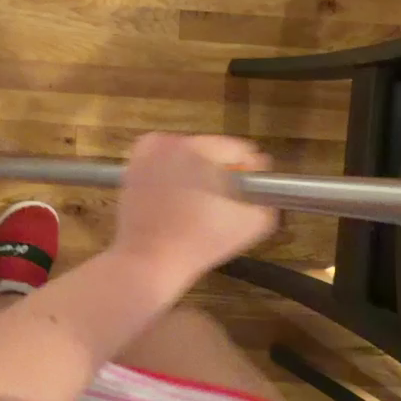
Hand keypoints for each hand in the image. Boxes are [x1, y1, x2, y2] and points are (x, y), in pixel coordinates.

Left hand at [110, 133, 276, 280]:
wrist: (150, 259)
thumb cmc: (201, 243)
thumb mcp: (252, 224)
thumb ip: (268, 199)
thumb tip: (265, 187)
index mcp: (201, 149)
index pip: (239, 149)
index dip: (249, 172)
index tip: (248, 194)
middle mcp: (172, 141)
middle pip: (212, 150)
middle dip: (221, 171)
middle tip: (222, 202)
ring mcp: (148, 151)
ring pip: (187, 153)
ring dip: (197, 170)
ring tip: (198, 201)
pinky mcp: (133, 164)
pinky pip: (162, 158)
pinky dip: (170, 169)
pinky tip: (176, 192)